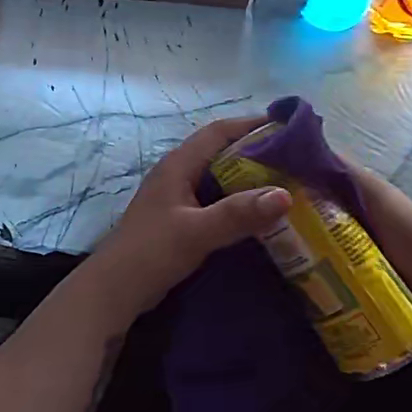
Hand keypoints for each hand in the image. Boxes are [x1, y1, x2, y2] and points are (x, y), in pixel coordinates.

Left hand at [87, 115, 292, 314]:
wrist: (116, 287)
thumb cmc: (152, 251)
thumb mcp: (198, 232)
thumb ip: (239, 214)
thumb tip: (285, 194)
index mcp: (178, 165)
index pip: (218, 132)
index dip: (250, 125)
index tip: (287, 126)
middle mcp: (176, 173)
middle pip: (220, 151)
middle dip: (255, 151)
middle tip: (296, 159)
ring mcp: (175, 196)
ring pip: (217, 176)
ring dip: (247, 177)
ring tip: (286, 184)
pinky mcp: (178, 218)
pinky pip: (214, 199)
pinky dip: (237, 200)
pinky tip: (258, 215)